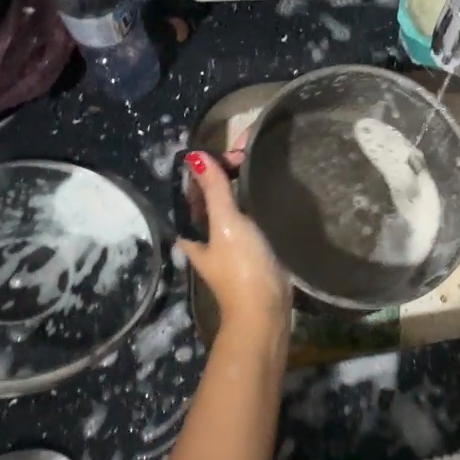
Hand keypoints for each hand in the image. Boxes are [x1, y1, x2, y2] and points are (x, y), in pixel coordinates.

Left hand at [178, 150, 290, 330]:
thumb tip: (195, 155)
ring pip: (230, 203)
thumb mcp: (226, 224)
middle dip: (226, 172)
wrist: (266, 309)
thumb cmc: (241, 266)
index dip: (207, 167)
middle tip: (251, 152)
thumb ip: (214, 190)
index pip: (193, 188)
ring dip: (241, 184)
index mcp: (191, 229)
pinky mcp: (249, 247)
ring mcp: (228, 241)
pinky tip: (269, 188)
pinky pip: (247, 214)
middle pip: (211, 195)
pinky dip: (254, 198)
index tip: (231, 150)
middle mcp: (205, 234)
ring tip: (262, 160)